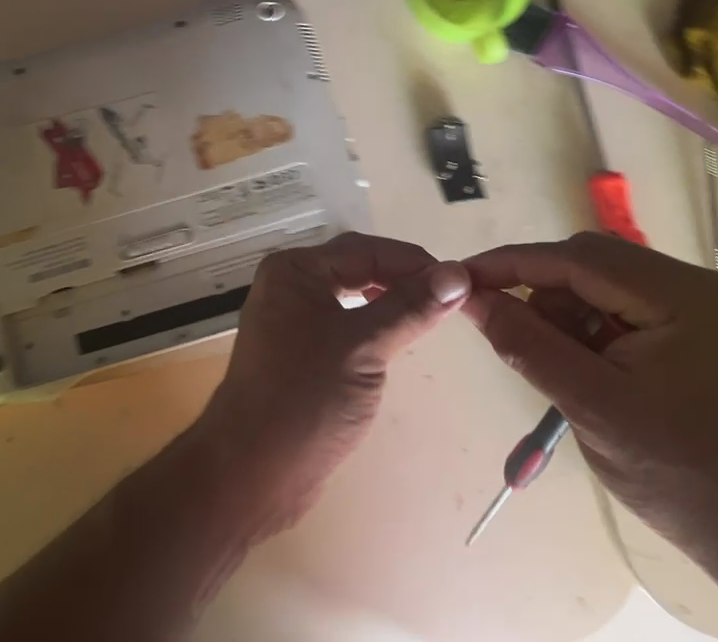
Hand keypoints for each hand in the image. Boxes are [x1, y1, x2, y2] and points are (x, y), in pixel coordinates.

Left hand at [190, 232, 471, 529]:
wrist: (254, 467)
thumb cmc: (306, 397)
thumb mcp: (364, 346)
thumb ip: (410, 307)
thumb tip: (457, 274)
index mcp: (294, 270)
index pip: (365, 250)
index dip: (415, 262)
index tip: (463, 282)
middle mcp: (287, 285)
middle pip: (355, 266)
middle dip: (402, 277)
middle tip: (450, 299)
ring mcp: (289, 319)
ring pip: (349, 295)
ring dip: (388, 300)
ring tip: (429, 316)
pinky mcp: (297, 351)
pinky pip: (342, 323)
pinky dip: (371, 324)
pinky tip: (395, 340)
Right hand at [460, 233, 717, 565]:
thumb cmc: (683, 477)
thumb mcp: (590, 408)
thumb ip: (526, 343)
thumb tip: (470, 297)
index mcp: (689, 298)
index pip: (578, 257)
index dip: (512, 264)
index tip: (461, 277)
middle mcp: (708, 288)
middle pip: (595, 264)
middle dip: (544, 294)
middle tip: (512, 334)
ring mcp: (715, 311)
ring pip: (610, 285)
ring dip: (570, 315)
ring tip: (564, 368)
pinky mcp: (712, 335)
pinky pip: (632, 310)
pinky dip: (597, 331)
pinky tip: (592, 369)